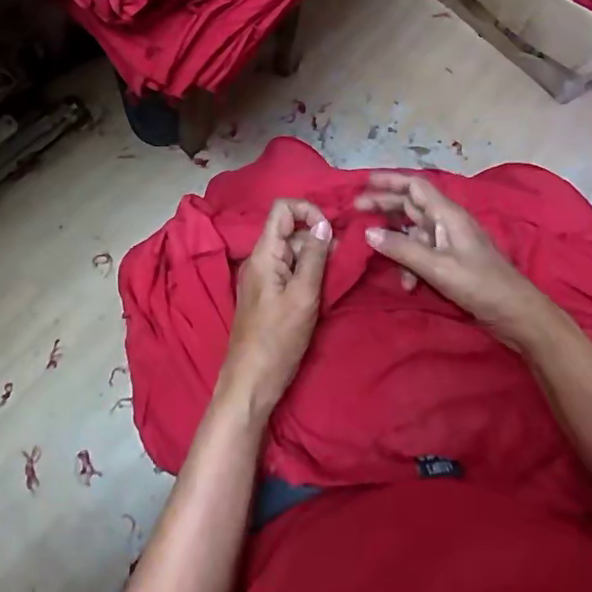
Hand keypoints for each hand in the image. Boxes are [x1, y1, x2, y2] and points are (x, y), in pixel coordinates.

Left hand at [222, 199, 332, 416]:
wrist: (250, 383)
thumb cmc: (277, 339)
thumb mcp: (303, 295)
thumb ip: (315, 257)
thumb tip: (324, 224)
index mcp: (264, 254)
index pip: (282, 208)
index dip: (308, 210)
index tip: (331, 231)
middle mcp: (260, 259)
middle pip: (292, 231)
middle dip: (318, 239)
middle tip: (340, 263)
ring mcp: (263, 277)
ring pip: (294, 252)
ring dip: (316, 259)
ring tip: (333, 280)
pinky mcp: (268, 294)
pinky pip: (290, 271)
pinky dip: (308, 274)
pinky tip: (322, 291)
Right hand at [355, 173, 559, 350]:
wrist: (515, 313)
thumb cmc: (480, 285)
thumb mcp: (437, 267)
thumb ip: (402, 249)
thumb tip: (369, 232)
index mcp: (448, 214)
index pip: (415, 186)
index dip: (390, 180)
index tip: (363, 183)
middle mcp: (448, 222)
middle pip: (411, 205)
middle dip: (384, 206)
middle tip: (356, 210)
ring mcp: (450, 242)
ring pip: (414, 232)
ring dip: (396, 243)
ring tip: (375, 254)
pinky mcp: (451, 261)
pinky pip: (422, 254)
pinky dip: (410, 264)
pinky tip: (407, 284)